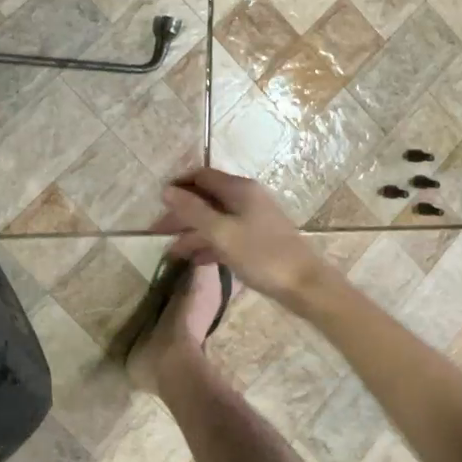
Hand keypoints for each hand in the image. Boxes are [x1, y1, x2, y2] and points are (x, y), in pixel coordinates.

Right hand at [151, 168, 330, 302]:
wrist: (304, 284)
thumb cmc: (261, 255)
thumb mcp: (222, 233)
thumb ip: (193, 211)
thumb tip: (167, 190)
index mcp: (240, 189)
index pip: (202, 176)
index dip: (179, 186)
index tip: (157, 204)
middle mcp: (246, 198)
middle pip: (207, 198)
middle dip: (182, 213)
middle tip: (158, 232)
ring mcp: (253, 219)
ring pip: (215, 219)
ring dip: (193, 232)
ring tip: (171, 252)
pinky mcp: (256, 240)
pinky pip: (226, 235)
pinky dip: (209, 245)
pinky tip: (193, 261)